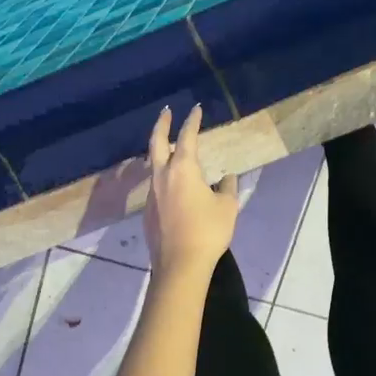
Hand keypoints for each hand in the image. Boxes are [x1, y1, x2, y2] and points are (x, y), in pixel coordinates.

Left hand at [143, 105, 238, 282]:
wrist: (180, 265)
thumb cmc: (208, 231)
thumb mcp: (227, 207)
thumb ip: (226, 188)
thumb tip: (225, 177)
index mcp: (183, 168)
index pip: (187, 137)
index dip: (192, 121)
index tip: (195, 109)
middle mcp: (163, 176)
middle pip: (157, 142)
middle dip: (162, 124)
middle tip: (166, 112)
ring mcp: (153, 195)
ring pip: (153, 164)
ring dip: (159, 150)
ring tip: (167, 146)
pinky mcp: (149, 213)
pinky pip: (155, 186)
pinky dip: (162, 176)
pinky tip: (173, 185)